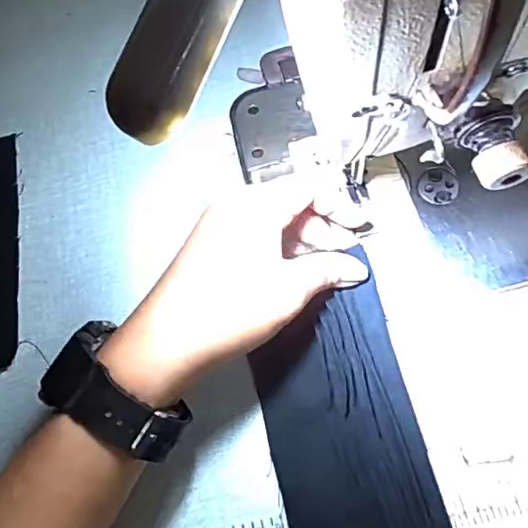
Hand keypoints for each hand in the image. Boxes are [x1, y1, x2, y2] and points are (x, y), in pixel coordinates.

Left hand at [96, 174, 369, 406]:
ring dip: (308, 241)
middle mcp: (237, 205)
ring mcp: (225, 224)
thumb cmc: (224, 310)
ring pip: (279, 221)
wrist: (169, 341)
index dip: (341, 205)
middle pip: (295, 202)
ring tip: (329, 268)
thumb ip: (328, 270)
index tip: (359, 227)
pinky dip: (286, 250)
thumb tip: (352, 267)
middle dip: (326, 226)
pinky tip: (302, 272)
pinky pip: (261, 235)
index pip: (310, 186)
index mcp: (255, 204)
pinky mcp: (218, 245)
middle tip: (347, 252)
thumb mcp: (290, 288)